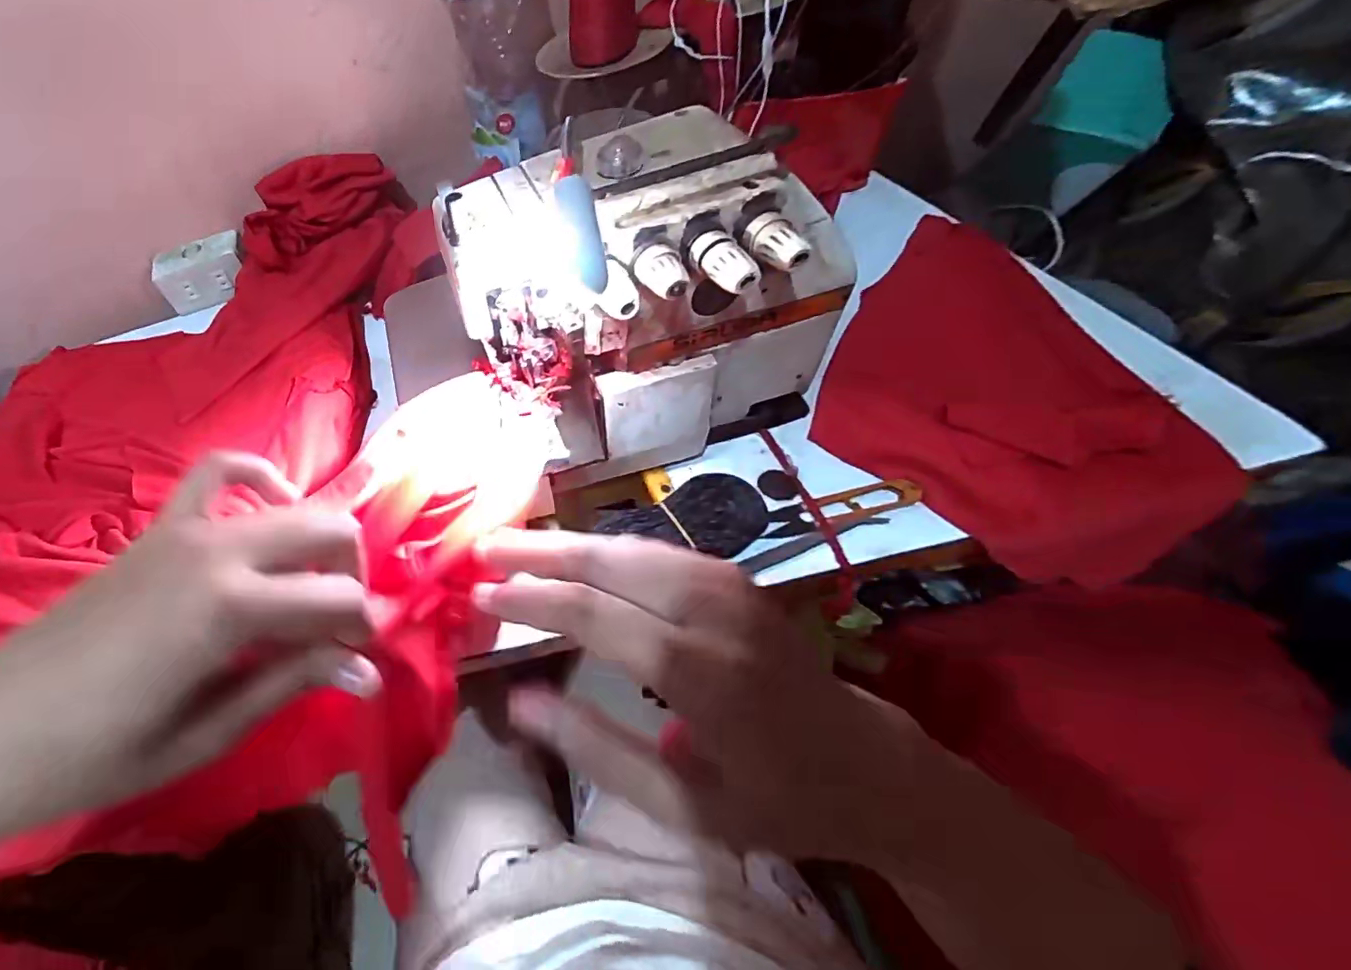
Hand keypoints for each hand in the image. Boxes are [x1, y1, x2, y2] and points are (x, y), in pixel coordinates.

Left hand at [0, 452, 380, 857]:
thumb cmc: (95, 753)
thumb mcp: (206, 733)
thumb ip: (290, 683)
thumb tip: (369, 672)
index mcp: (230, 608)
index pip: (337, 601)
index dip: (361, 632)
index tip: (357, 664)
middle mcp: (217, 549)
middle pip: (328, 532)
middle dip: (352, 576)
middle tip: (341, 629)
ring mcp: (184, 529)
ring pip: (289, 505)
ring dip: (318, 538)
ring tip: (312, 585)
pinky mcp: (159, 528)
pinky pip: (218, 472)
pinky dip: (258, 477)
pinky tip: (272, 504)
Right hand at [474, 529, 924, 864]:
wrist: (871, 765)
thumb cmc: (774, 798)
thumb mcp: (682, 807)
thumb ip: (597, 750)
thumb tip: (519, 700)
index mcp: (701, 673)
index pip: (593, 616)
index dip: (530, 600)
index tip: (479, 595)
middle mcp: (713, 613)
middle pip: (608, 563)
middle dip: (538, 552)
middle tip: (482, 547)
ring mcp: (729, 585)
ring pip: (628, 547)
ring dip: (566, 543)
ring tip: (514, 545)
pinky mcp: (734, 576)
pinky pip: (654, 549)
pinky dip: (604, 547)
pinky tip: (573, 552)